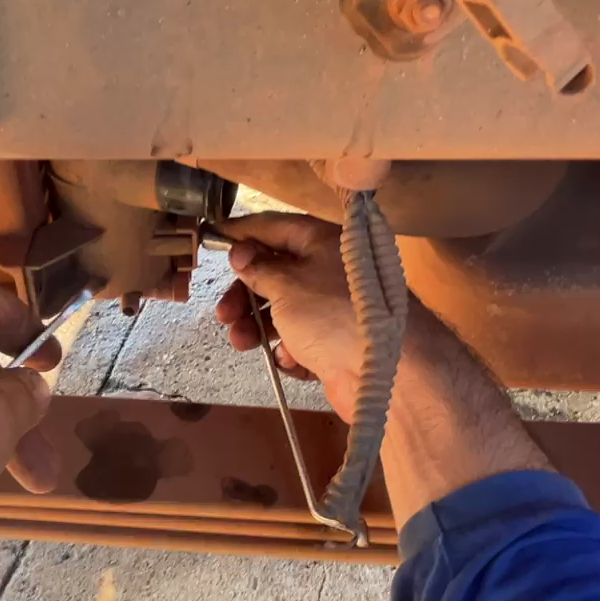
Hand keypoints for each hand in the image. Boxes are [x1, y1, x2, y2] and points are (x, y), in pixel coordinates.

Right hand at [214, 213, 379, 420]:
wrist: (387, 373)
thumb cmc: (333, 316)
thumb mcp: (287, 285)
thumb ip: (259, 268)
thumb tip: (241, 252)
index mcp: (322, 242)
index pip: (273, 227)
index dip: (241, 233)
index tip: (212, 239)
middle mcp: (329, 270)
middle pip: (274, 273)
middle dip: (245, 294)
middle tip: (223, 314)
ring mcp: (334, 308)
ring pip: (284, 310)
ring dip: (258, 325)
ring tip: (242, 342)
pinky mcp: (337, 343)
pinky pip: (301, 339)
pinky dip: (290, 349)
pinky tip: (290, 359)